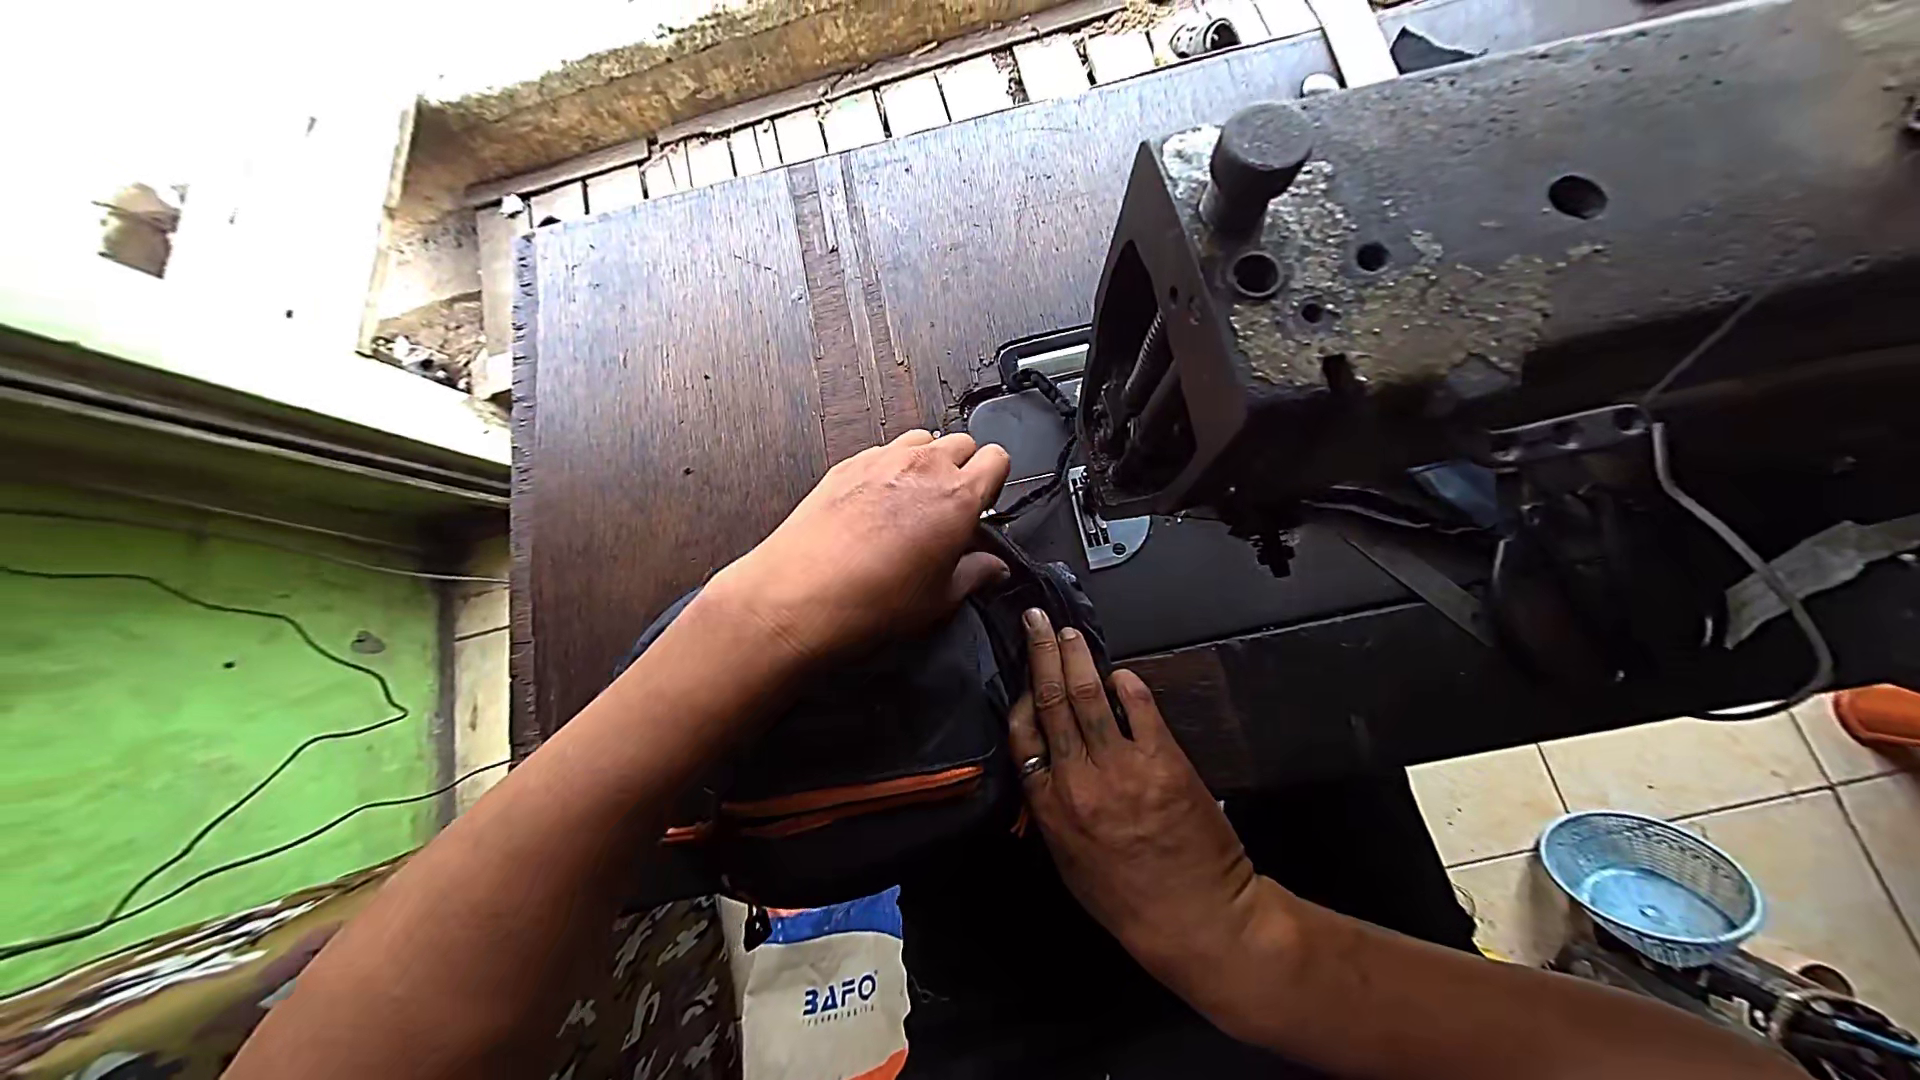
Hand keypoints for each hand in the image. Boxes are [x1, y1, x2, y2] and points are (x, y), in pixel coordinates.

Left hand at [707, 429, 1011, 669]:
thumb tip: (990, 568)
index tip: (986, 502)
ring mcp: (882, 460)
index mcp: (957, 496)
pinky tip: (880, 504)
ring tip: (916, 502)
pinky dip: (890, 468)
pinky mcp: (847, 464)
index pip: (997, 458)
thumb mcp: (939, 598)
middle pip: (962, 442)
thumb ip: (976, 574)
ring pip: (922, 440)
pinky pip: (883, 451)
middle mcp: (922, 467)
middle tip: (952, 507)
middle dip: (964, 468)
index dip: (996, 479)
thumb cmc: (866, 598)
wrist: (799, 595)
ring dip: (927, 462)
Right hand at [1008, 609, 1280, 1018]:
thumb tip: (1044, 766)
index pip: (1023, 735)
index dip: (1021, 697)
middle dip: (1042, 654)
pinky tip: (1120, 671)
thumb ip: (1050, 810)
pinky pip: (1140, 709)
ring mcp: (1122, 766)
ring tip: (1068, 633)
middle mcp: (1079, 779)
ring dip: (1077, 658)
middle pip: (1052, 701)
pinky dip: (1128, 684)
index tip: (1023, 675)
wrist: (1198, 921)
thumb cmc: (1127, 899)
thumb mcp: (1068, 862)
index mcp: (1051, 806)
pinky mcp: (1164, 761)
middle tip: (1036, 620)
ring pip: (1089, 696)